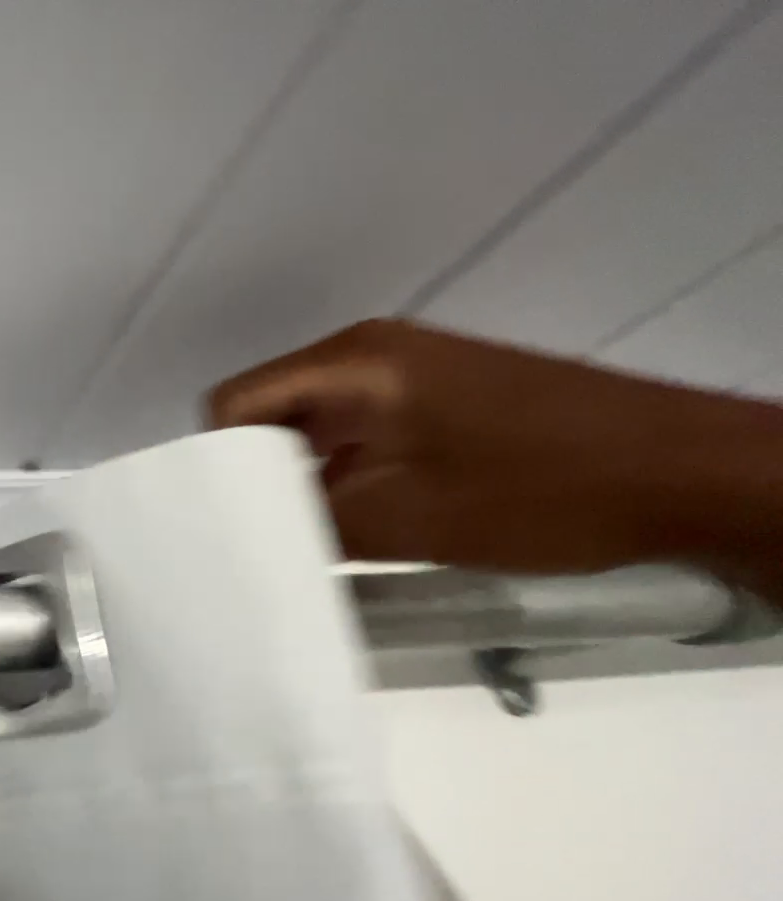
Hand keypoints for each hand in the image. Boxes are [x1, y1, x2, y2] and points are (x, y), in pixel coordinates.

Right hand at [206, 318, 782, 581]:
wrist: (692, 477)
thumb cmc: (539, 490)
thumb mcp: (401, 520)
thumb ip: (305, 521)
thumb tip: (243, 535)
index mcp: (351, 364)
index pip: (234, 403)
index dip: (217, 460)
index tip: (222, 518)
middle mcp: (368, 354)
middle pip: (268, 412)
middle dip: (254, 474)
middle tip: (254, 537)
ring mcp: (406, 374)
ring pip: (311, 426)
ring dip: (301, 478)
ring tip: (299, 537)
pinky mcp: (435, 398)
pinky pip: (355, 432)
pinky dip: (341, 474)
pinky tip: (352, 522)